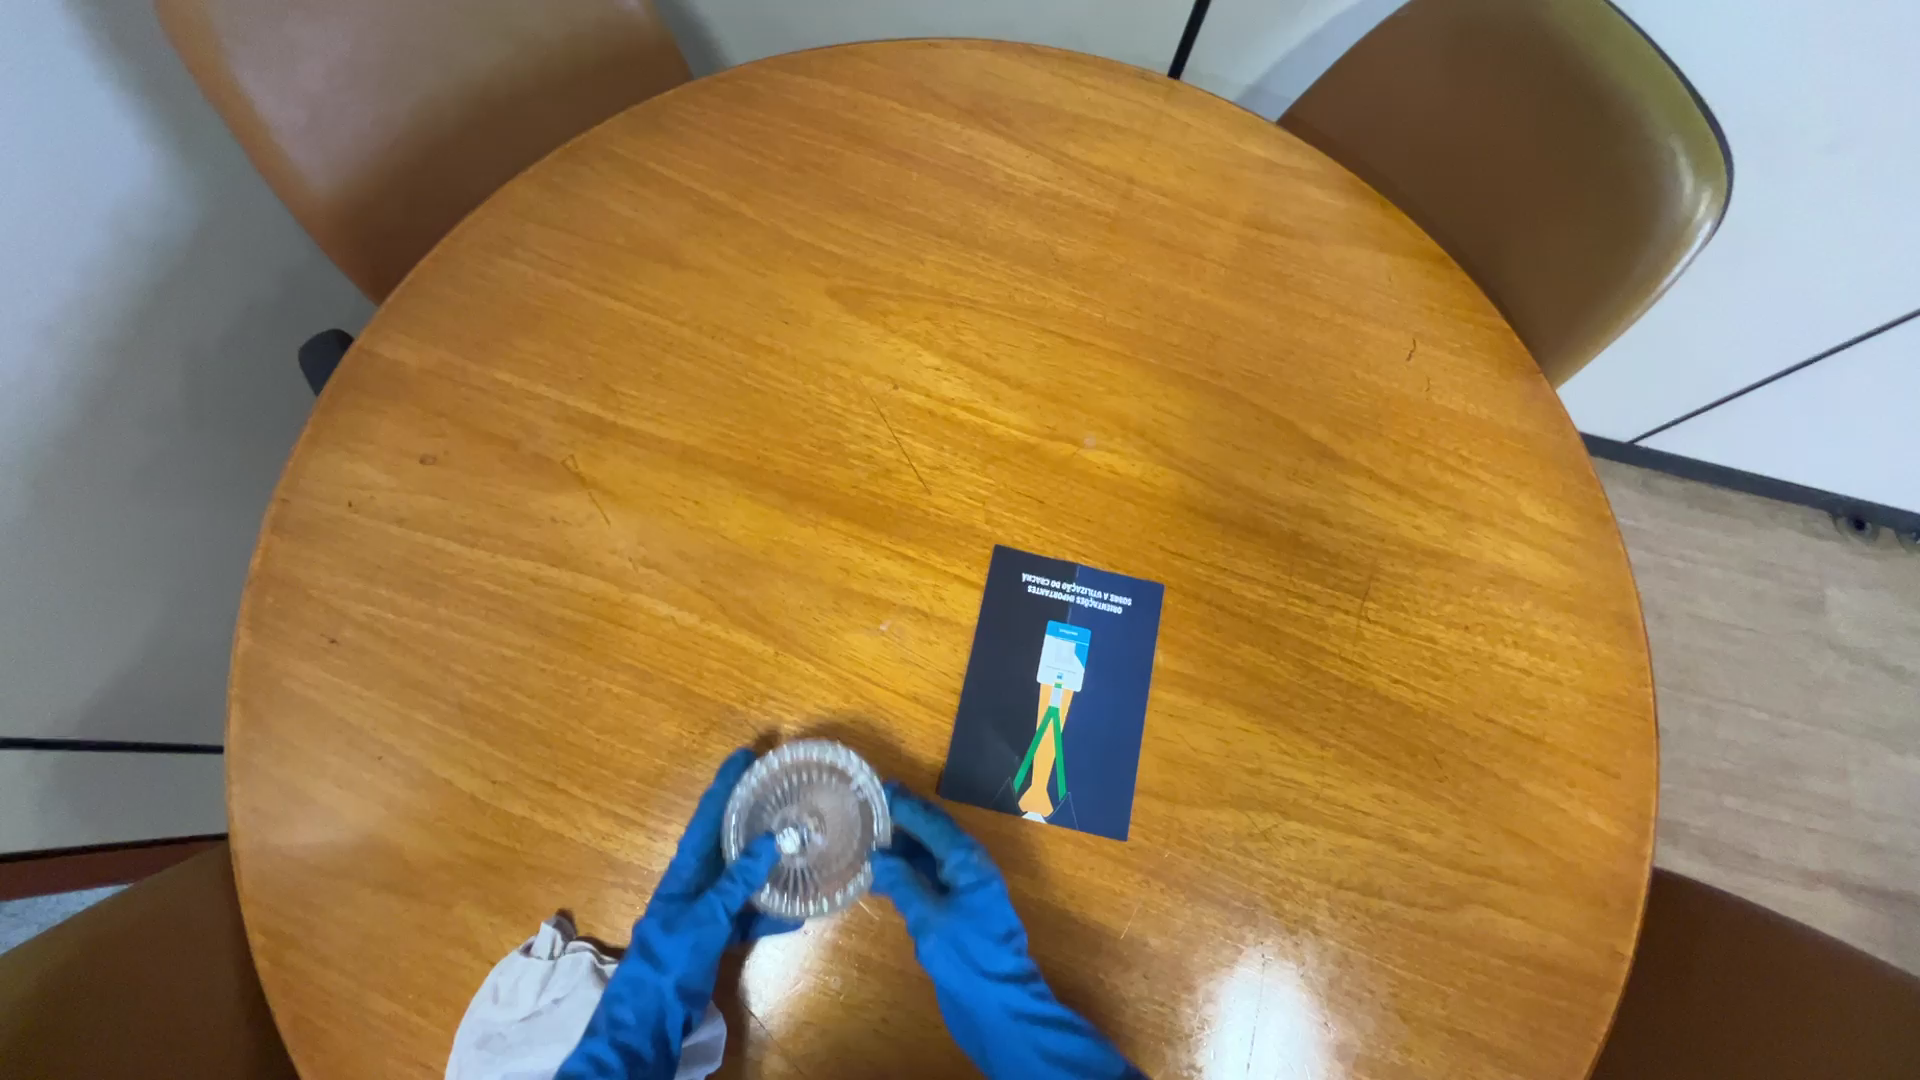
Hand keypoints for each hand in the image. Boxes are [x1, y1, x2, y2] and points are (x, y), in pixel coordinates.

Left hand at [558, 748, 796, 1079]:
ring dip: (766, 863)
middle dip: (751, 816)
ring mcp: (706, 908)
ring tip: (798, 844)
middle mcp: (696, 880)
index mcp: (686, 868)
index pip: (708, 814)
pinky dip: (768, 913)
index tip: (748, 754)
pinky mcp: (715, 935)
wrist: (648, 1020)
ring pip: (741, 875)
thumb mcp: (706, 916)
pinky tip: (797, 915)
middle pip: (727, 840)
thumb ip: (737, 881)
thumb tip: (771, 841)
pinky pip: (747, 914)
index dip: (726, 783)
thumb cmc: (670, 959)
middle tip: (781, 791)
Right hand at [872, 784, 1142, 1079]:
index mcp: (966, 860)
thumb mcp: (930, 919)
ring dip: (900, 847)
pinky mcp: (955, 911)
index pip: (930, 820)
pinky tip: (879, 877)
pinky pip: (927, 880)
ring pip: (927, 856)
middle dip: (900, 819)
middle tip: (865, 806)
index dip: (902, 804)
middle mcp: (966, 867)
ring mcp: (962, 889)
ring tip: (865, 836)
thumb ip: (903, 883)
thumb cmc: (968, 958)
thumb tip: (878, 855)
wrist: (1000, 1008)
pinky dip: (904, 874)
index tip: (873, 788)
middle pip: (930, 832)